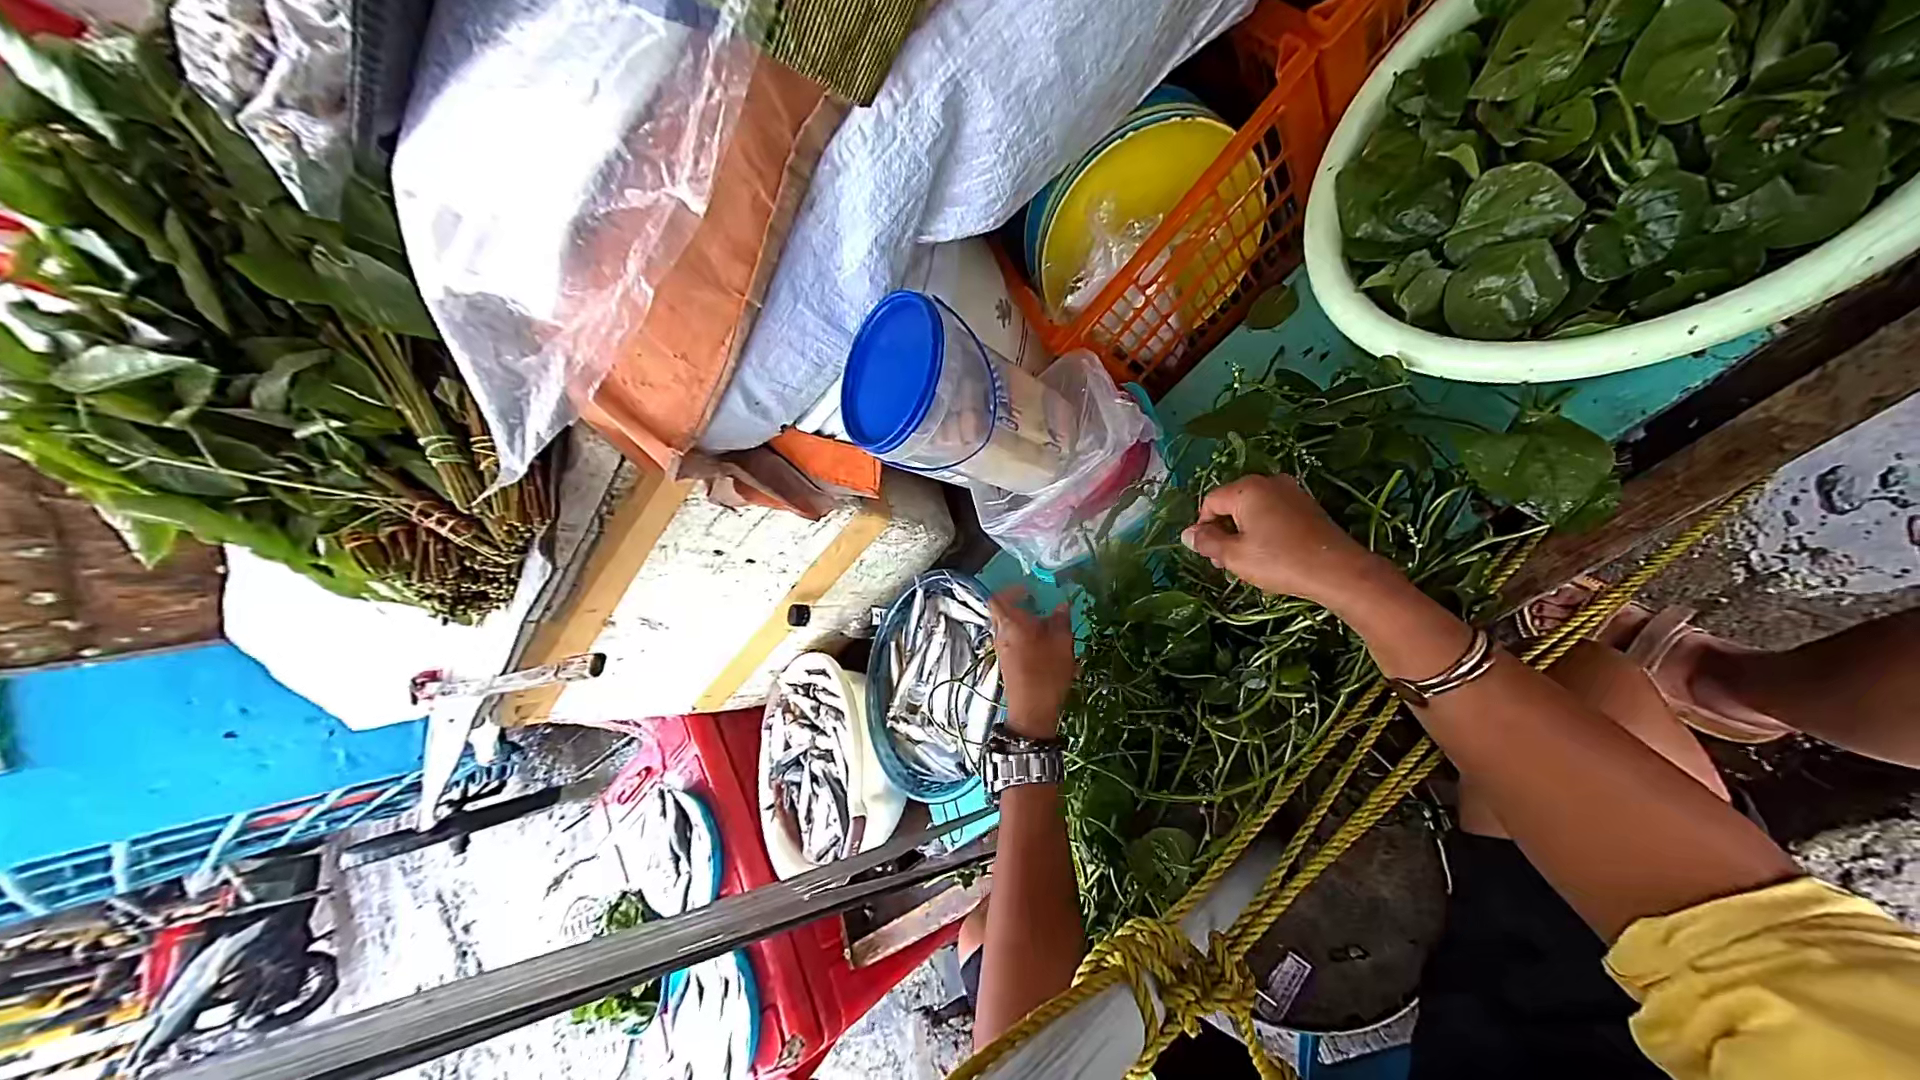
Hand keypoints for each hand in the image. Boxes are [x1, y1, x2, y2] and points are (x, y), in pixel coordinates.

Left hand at [989, 588, 1075, 739]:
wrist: (1033, 710)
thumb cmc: (1047, 670)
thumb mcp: (1062, 641)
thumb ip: (1061, 620)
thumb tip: (1061, 605)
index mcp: (1010, 623)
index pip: (997, 599)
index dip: (1010, 591)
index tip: (1027, 590)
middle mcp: (1000, 635)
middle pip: (1003, 613)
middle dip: (1020, 607)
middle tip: (1039, 605)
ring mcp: (1002, 650)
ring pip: (1009, 629)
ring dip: (1025, 624)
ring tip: (1047, 627)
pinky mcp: (1007, 664)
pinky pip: (1013, 643)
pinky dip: (1026, 639)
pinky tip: (1045, 647)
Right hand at [1179, 474, 1397, 610]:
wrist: (1338, 571)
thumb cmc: (1279, 561)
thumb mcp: (1234, 555)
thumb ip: (1207, 541)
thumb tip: (1187, 534)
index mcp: (1247, 489)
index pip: (1210, 502)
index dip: (1203, 528)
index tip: (1209, 554)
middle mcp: (1269, 482)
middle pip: (1231, 503)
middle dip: (1223, 530)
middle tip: (1226, 562)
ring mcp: (1291, 492)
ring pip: (1253, 510)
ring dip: (1243, 533)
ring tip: (1248, 561)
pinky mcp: (1306, 506)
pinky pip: (1273, 513)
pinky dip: (1263, 531)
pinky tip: (1270, 554)